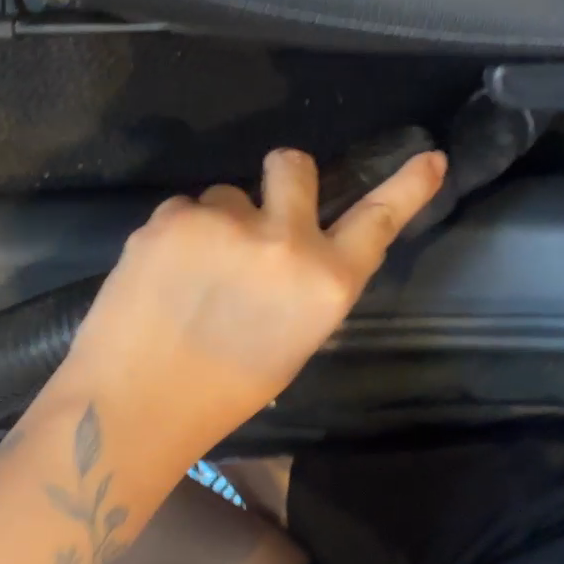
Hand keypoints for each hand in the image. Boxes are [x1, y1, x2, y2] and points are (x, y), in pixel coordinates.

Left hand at [57, 148, 447, 456]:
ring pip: (227, 193)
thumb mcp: (292, 341)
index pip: (377, 220)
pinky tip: (160, 274)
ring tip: (192, 274)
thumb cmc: (222, 392)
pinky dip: (177, 234)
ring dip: (219, 221)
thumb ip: (307, 284)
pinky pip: (185, 208)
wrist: (132, 408)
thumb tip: (299, 245)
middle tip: (258, 214)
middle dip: (282, 176)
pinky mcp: (174, 216)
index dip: (407, 186)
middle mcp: (285, 241)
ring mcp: (227, 222)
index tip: (432, 155)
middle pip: (294, 163)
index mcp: (325, 284)